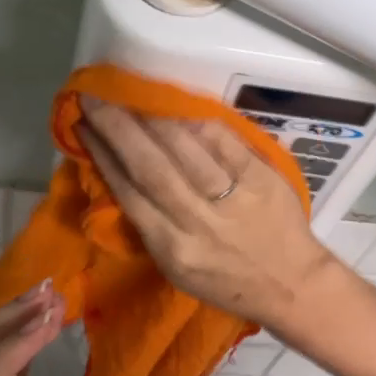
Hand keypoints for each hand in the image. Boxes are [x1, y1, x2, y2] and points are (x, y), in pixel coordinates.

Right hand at [77, 102, 338, 329]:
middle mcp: (196, 224)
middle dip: (117, 127)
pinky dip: (197, 120)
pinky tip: (176, 101)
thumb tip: (119, 170)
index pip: (128, 194)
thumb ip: (151, 221)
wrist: (292, 285)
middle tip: (94, 96)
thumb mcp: (178, 266)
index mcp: (171, 249)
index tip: (82, 126)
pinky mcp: (261, 180)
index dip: (103, 156)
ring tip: (130, 90)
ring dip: (151, 116)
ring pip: (184, 150)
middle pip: (149, 167)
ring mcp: (231, 200)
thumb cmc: (228, 278)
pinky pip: (224, 142)